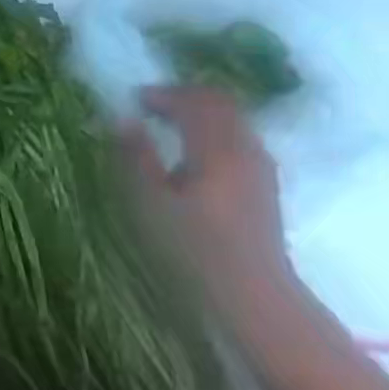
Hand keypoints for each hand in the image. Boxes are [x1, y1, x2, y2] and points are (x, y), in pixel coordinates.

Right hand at [121, 86, 289, 292]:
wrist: (253, 294)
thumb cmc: (193, 249)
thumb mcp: (151, 204)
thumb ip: (136, 157)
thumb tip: (123, 120)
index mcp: (216, 147)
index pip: (192, 101)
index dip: (161, 94)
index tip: (133, 99)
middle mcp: (244, 147)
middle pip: (219, 102)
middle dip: (184, 96)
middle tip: (152, 104)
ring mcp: (260, 164)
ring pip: (233, 118)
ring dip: (202, 111)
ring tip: (171, 124)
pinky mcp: (265, 183)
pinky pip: (240, 136)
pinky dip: (216, 129)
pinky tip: (197, 153)